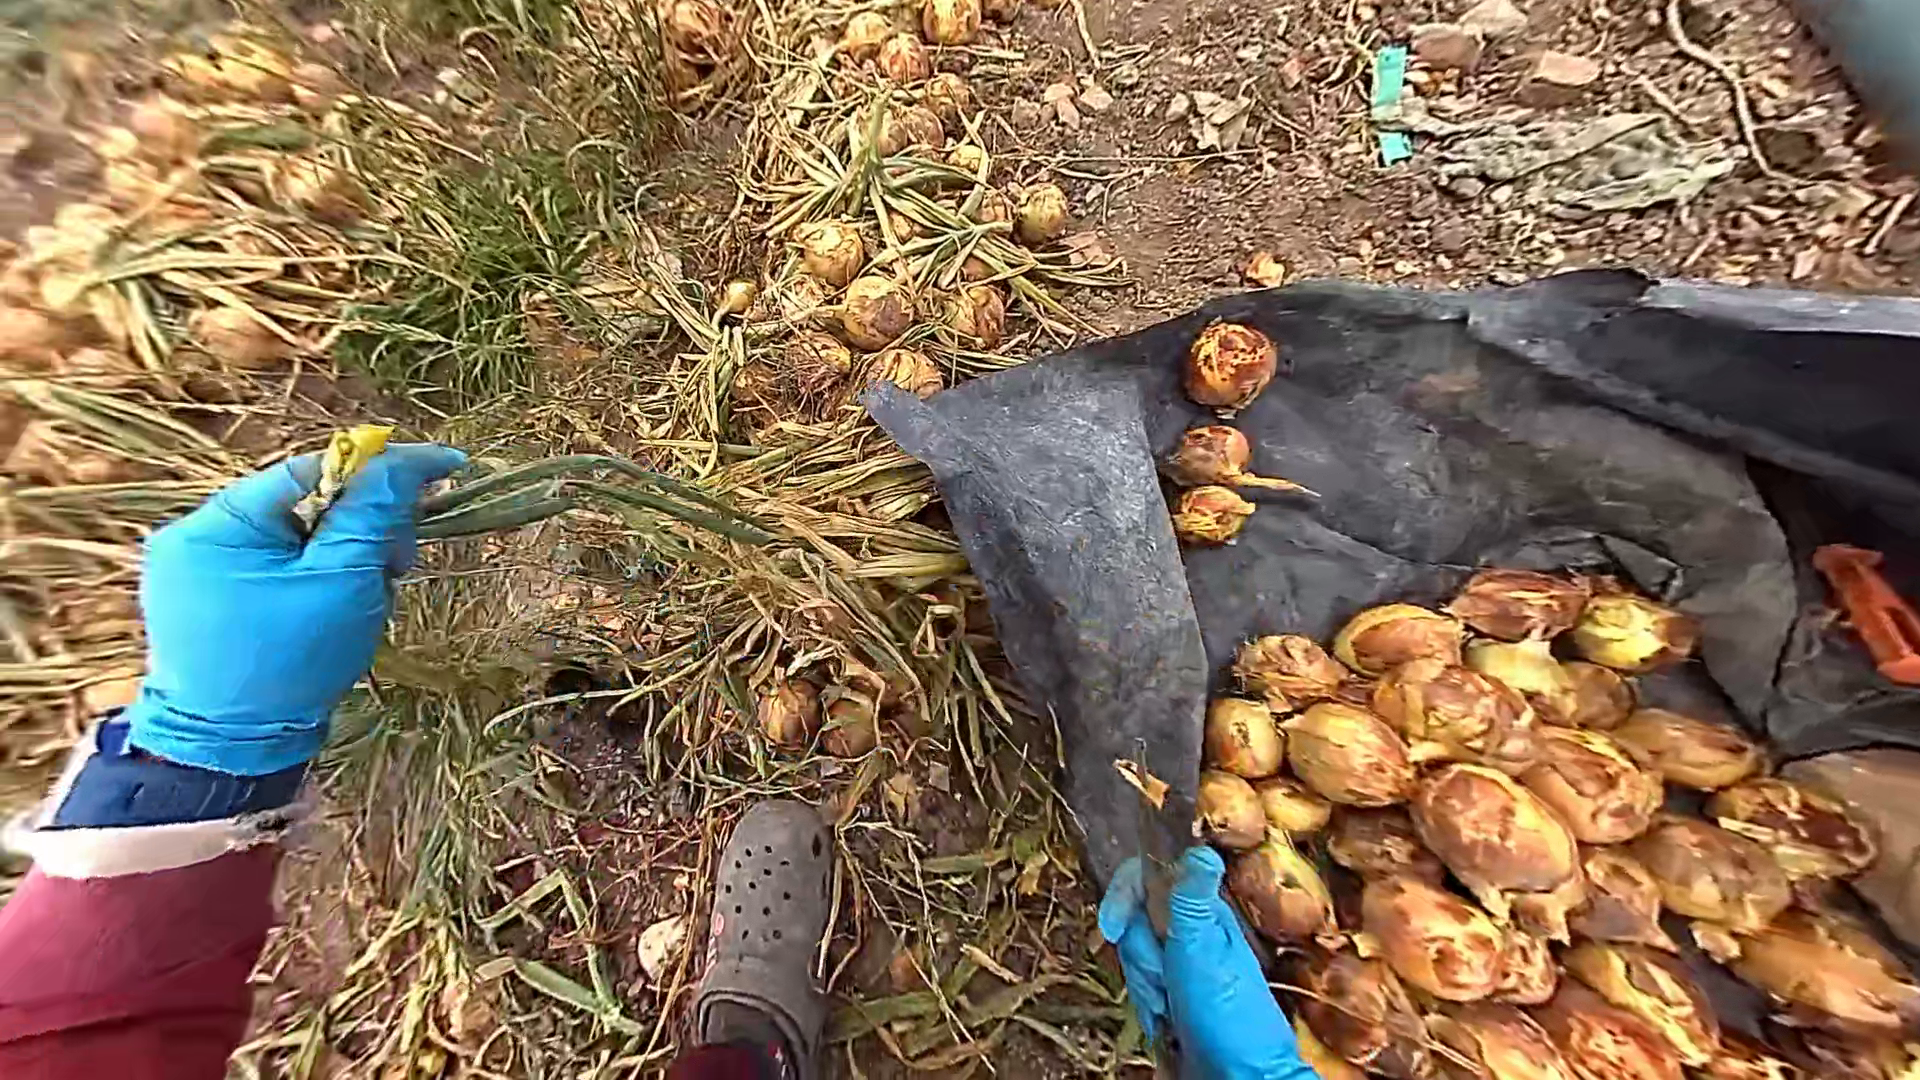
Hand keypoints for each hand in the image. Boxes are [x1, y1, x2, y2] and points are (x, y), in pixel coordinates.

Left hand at [124, 444, 466, 774]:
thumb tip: (406, 462)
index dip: (386, 465)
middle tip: (401, 560)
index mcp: (222, 525)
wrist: (241, 735)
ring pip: (319, 526)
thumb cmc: (294, 652)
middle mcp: (210, 533)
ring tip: (380, 582)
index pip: (317, 469)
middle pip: (320, 497)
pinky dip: (345, 564)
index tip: (448, 464)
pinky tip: (359, 589)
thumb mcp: (345, 578)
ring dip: (365, 546)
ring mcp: (219, 561)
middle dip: (375, 520)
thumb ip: (372, 514)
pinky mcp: (237, 585)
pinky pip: (307, 553)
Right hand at [1099, 846, 1311, 1079]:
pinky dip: (1145, 999)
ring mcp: (1179, 956)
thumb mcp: (1204, 946)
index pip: (1145, 873)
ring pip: (1133, 948)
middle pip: (1133, 914)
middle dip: (1138, 952)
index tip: (1110, 929)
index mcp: (1198, 904)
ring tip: (1167, 1007)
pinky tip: (1164, 1018)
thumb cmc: (1224, 1009)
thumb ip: (1193, 895)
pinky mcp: (1172, 985)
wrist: (1239, 1079)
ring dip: (1142, 981)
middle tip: (1162, 980)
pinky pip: (1139, 978)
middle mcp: (1187, 923)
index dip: (1122, 894)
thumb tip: (1202, 847)